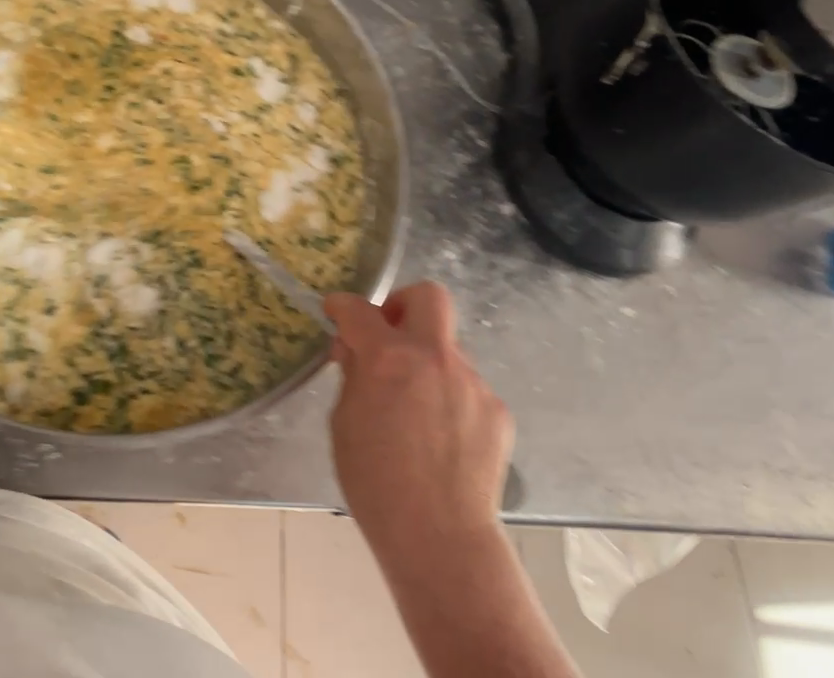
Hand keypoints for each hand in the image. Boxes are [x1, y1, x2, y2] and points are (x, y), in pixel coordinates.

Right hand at [326, 281, 511, 543]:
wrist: (439, 536)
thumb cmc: (375, 484)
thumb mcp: (344, 425)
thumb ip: (353, 378)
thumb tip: (357, 352)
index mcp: (388, 359)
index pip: (360, 312)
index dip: (342, 306)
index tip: (335, 310)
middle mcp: (435, 358)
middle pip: (428, 297)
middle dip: (402, 305)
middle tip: (387, 336)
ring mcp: (473, 382)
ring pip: (447, 351)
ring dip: (426, 365)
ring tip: (412, 412)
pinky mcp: (497, 410)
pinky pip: (466, 390)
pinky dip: (448, 400)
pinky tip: (439, 438)